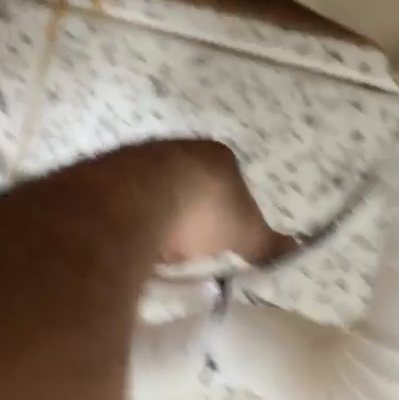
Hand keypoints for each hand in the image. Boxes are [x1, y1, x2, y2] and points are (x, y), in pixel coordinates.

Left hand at [118, 139, 296, 265]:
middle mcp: (175, 148)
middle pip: (187, 184)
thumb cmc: (201, 212)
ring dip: (155, 218)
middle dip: (187, 214)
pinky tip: (129, 243)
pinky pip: (121, 204)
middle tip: (186, 248)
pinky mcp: (103, 176)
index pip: (227, 180)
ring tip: (156, 251)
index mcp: (215, 155)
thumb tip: (295, 250)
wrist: (135, 200)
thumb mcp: (244, 233)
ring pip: (151, 192)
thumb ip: (267, 243)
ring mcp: (136, 159)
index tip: (219, 238)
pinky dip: (127, 223)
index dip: (226, 210)